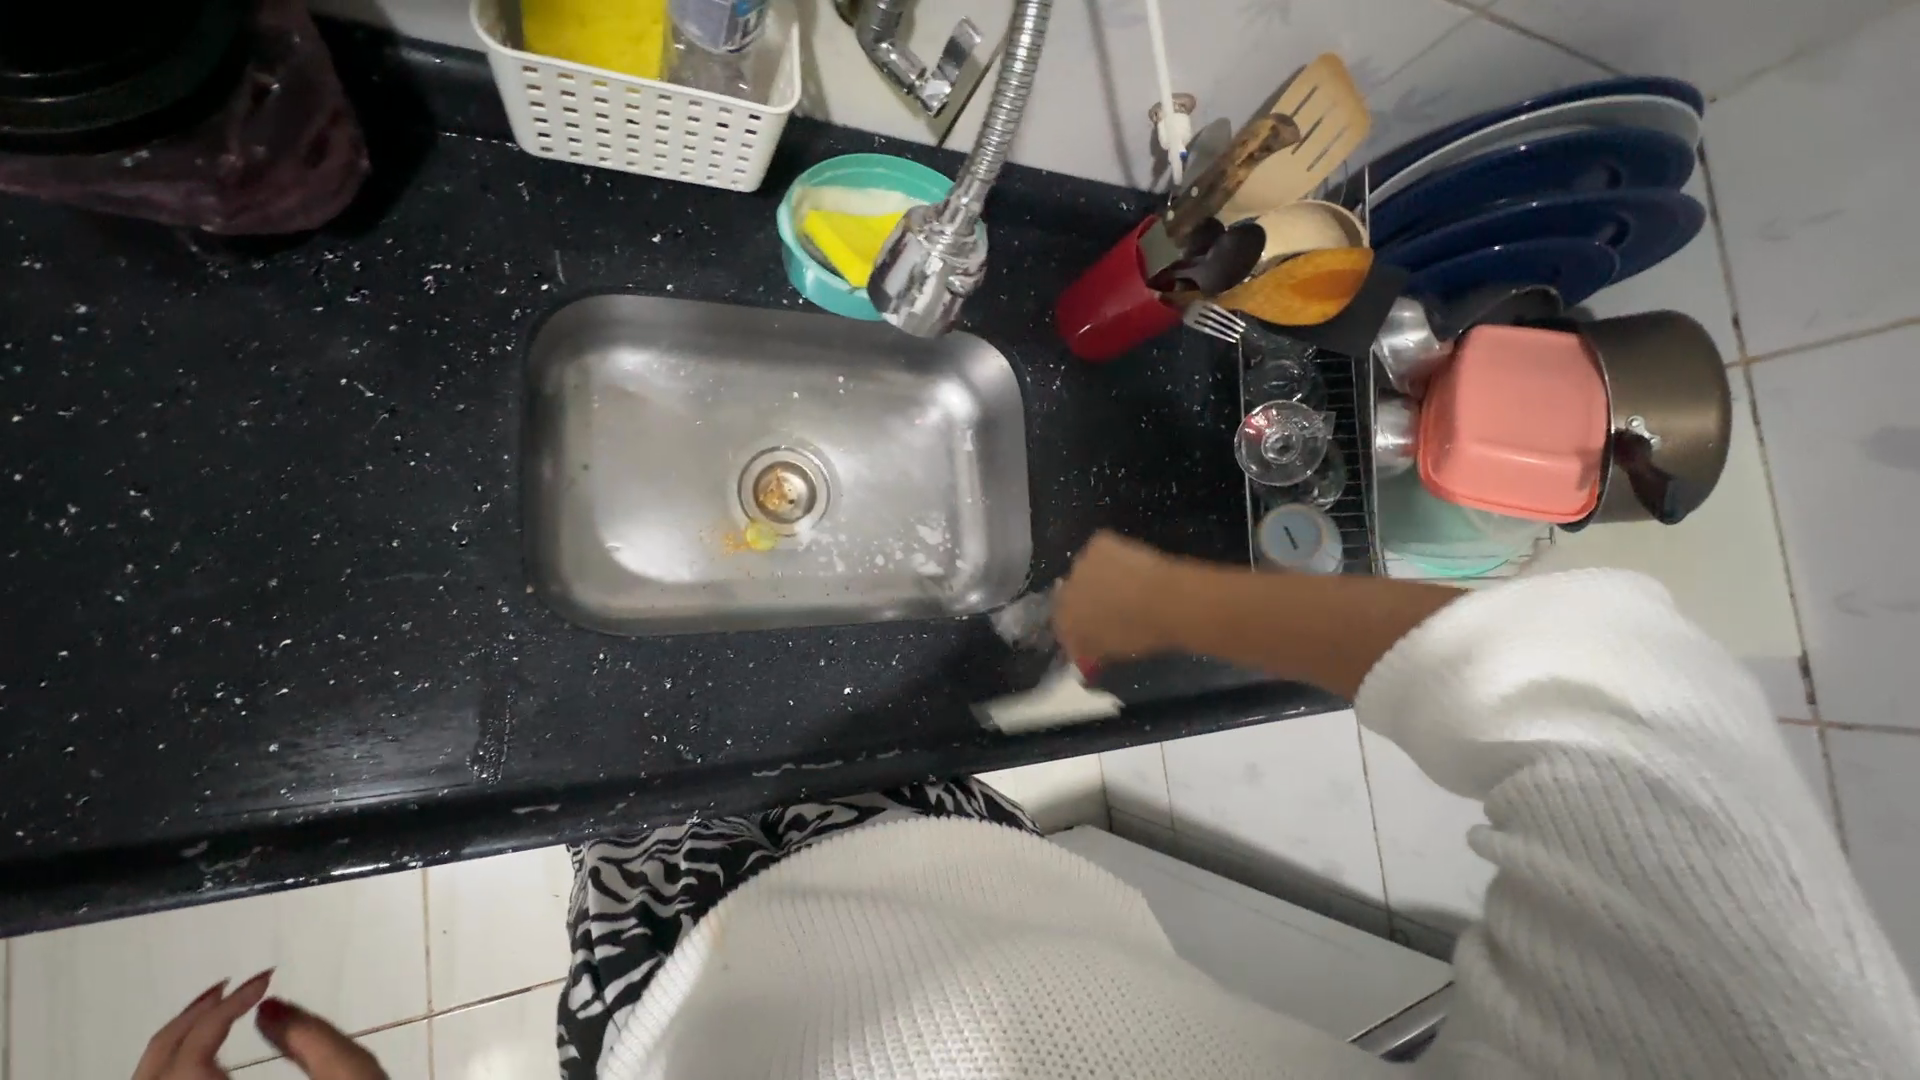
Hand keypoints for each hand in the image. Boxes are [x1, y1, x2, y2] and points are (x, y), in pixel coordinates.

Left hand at [133, 975, 386, 1079]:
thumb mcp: (348, 1076)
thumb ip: (309, 1038)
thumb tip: (267, 1005)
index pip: (190, 1059)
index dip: (223, 1011)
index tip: (267, 980)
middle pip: (153, 1077)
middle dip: (188, 1023)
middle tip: (237, 986)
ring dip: (175, 1047)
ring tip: (219, 1009)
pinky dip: (174, 1073)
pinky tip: (206, 1054)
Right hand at [1053, 531, 1186, 664]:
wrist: (1166, 601)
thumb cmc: (1141, 634)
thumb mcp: (1111, 652)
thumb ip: (1089, 649)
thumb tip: (1082, 649)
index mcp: (1065, 622)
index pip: (1062, 624)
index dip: (1078, 625)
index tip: (1093, 627)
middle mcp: (1065, 591)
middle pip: (1069, 593)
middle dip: (1086, 598)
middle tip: (1110, 603)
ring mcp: (1080, 563)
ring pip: (1084, 569)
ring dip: (1097, 575)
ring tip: (1124, 582)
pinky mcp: (1098, 543)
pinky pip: (1100, 550)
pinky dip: (1111, 555)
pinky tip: (1130, 564)